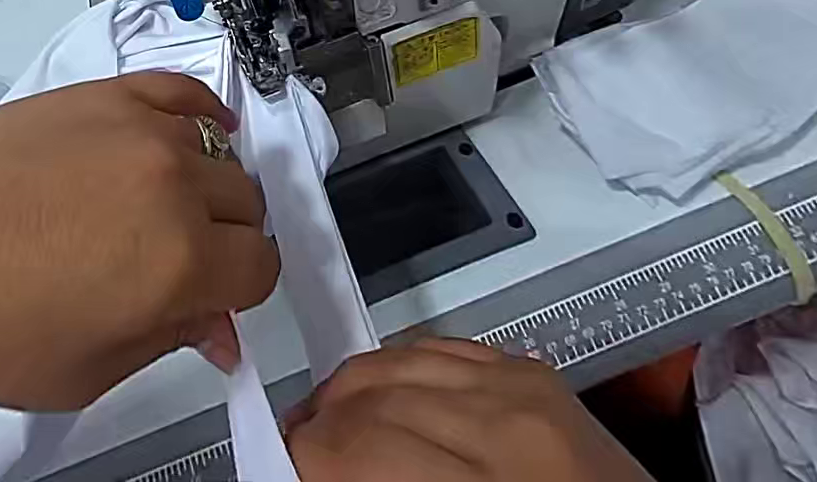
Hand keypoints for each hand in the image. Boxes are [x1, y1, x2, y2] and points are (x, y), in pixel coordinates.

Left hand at [0, 72, 278, 410]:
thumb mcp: (82, 370)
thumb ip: (168, 340)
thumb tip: (216, 329)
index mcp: (180, 261)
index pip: (260, 265)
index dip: (241, 290)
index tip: (218, 295)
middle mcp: (175, 183)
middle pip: (245, 203)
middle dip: (227, 238)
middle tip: (184, 257)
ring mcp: (143, 127)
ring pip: (220, 150)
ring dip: (208, 183)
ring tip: (163, 205)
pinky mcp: (109, 93)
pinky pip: (183, 89)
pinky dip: (203, 111)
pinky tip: (200, 129)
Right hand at [285, 340, 654, 481]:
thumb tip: (317, 471)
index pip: (366, 449)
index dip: (310, 455)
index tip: (287, 465)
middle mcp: (508, 425)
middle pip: (374, 398)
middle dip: (322, 423)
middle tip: (299, 446)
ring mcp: (522, 384)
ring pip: (395, 361)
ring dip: (349, 390)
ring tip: (331, 419)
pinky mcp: (529, 368)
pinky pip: (435, 347)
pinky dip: (394, 369)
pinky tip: (382, 396)